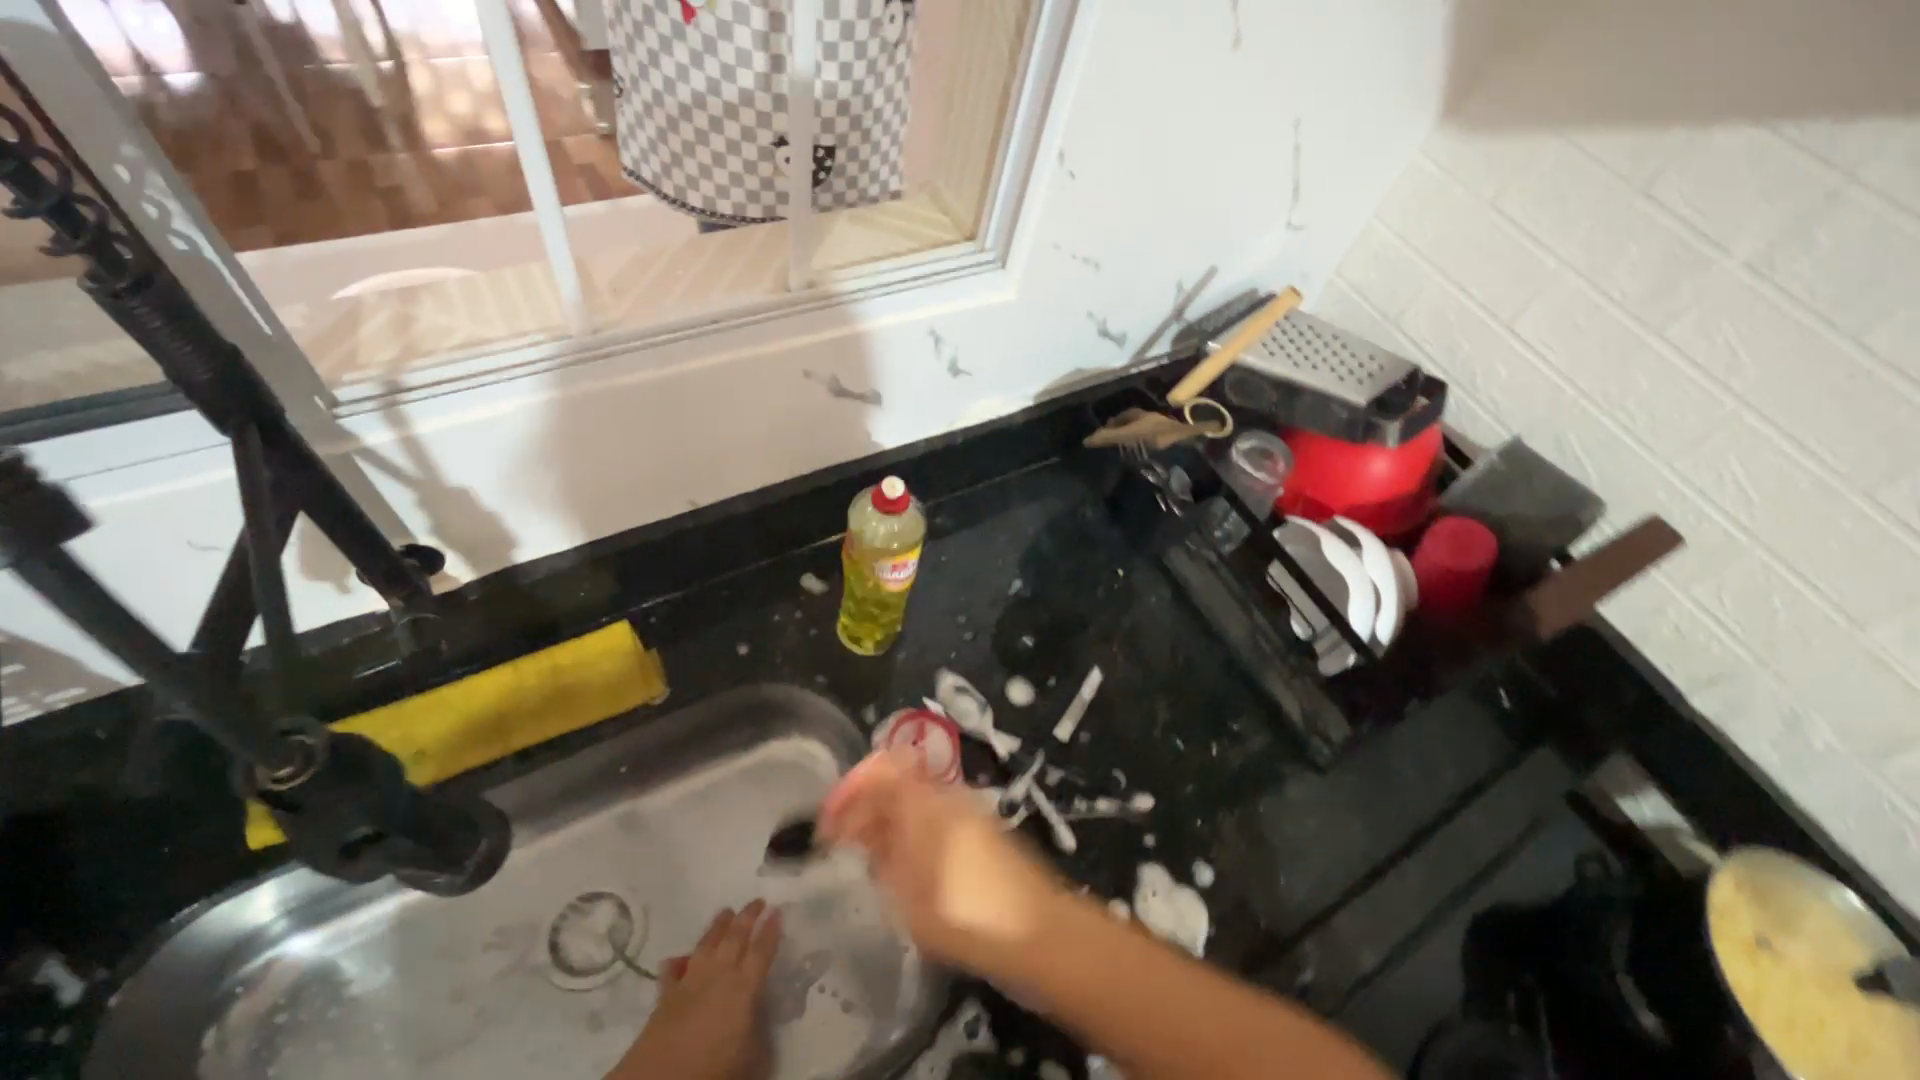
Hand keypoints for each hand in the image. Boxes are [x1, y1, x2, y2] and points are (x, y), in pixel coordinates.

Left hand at [608, 901, 782, 1079]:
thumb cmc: (715, 1069)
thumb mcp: (754, 1057)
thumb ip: (761, 1031)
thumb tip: (764, 1016)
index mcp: (744, 989)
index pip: (762, 952)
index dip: (771, 931)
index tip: (778, 911)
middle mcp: (718, 977)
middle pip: (734, 939)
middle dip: (748, 917)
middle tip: (757, 900)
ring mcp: (689, 984)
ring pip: (706, 946)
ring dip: (717, 927)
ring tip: (726, 911)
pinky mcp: (665, 997)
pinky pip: (673, 971)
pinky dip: (677, 962)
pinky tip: (679, 957)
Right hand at [819, 752, 1068, 975]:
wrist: (1038, 933)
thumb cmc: (966, 914)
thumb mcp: (907, 894)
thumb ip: (882, 856)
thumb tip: (864, 836)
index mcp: (927, 800)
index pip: (881, 766)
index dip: (850, 786)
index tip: (828, 820)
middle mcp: (949, 796)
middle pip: (899, 781)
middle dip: (865, 806)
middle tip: (840, 842)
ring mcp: (969, 813)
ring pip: (917, 802)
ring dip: (887, 822)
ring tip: (865, 859)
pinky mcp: (983, 833)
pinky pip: (936, 819)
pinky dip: (911, 834)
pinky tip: (902, 870)